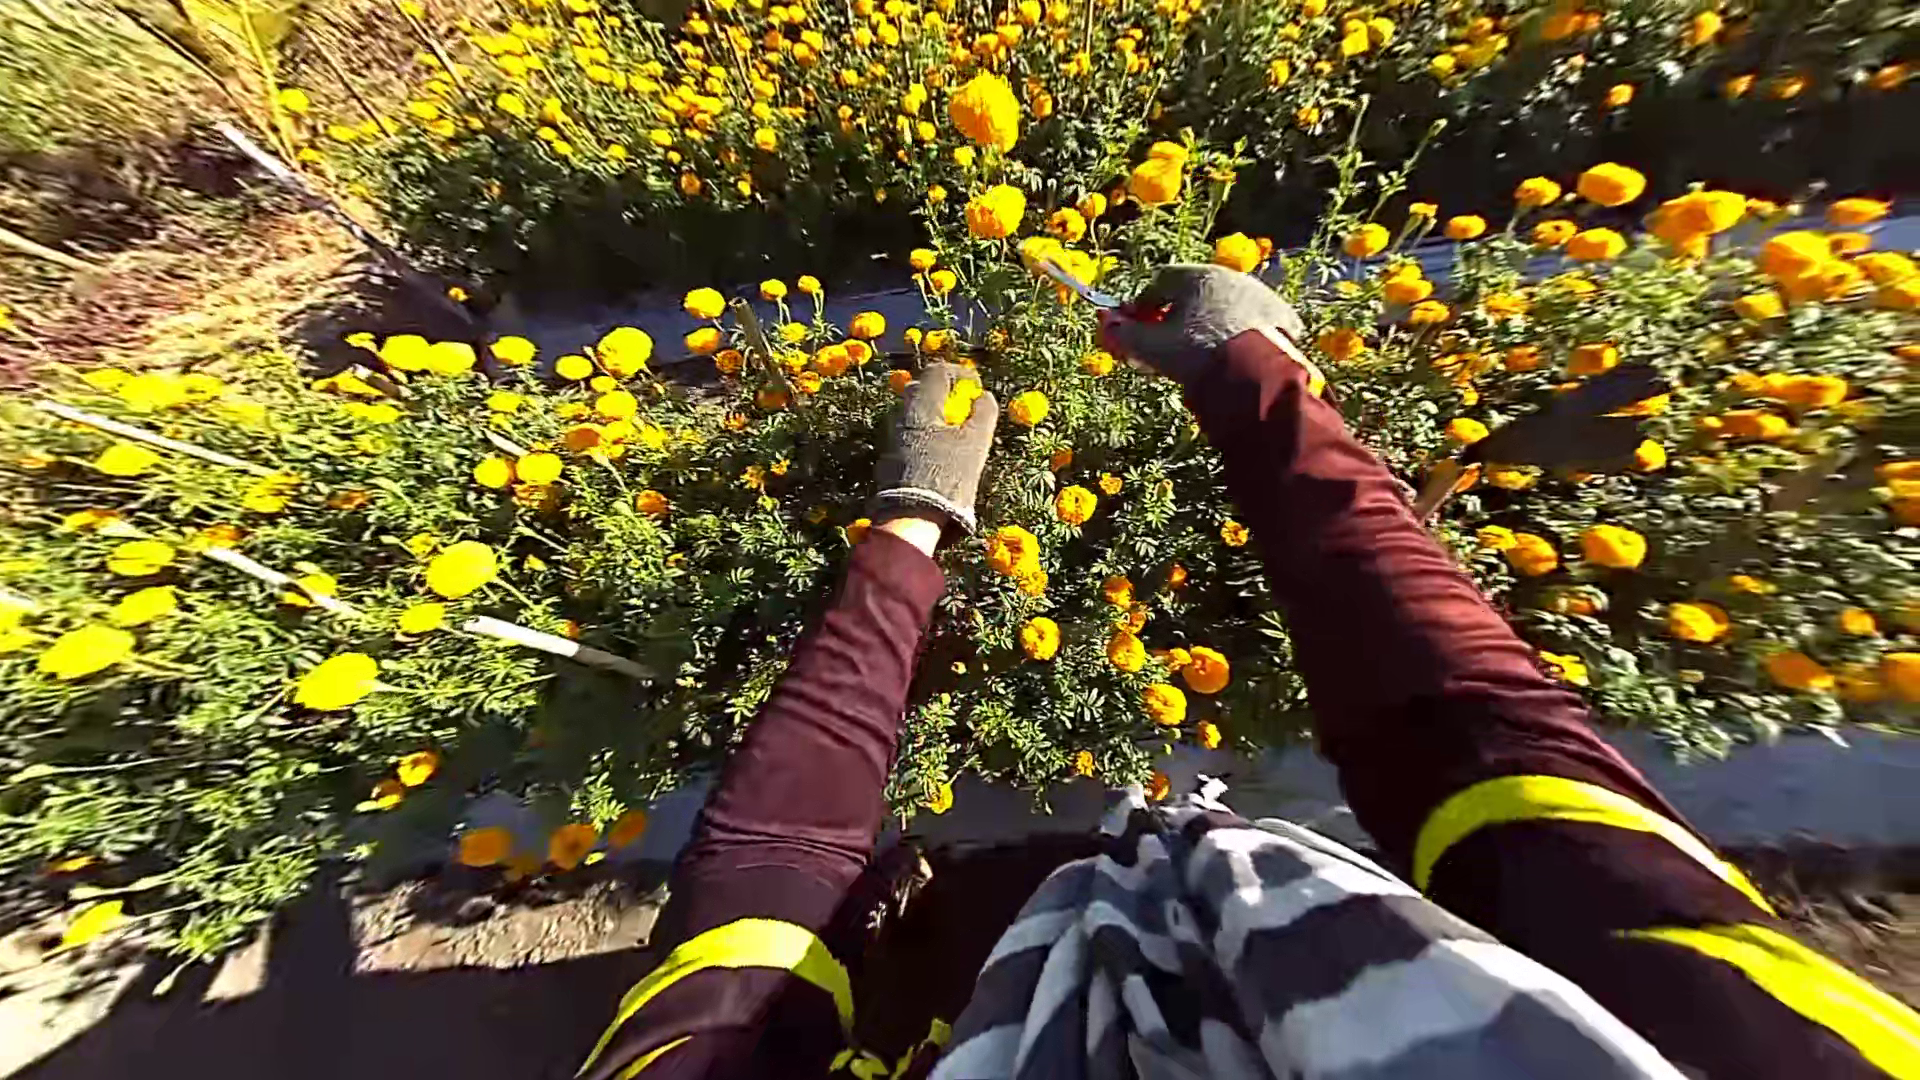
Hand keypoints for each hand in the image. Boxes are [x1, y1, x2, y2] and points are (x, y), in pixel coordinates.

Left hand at [872, 363, 996, 536]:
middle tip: (961, 407)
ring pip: (912, 414)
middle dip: (942, 393)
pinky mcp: (888, 457)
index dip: (960, 374)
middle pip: (920, 389)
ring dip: (932, 416)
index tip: (975, 387)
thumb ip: (983, 413)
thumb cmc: (949, 473)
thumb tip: (984, 397)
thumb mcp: (975, 442)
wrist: (914, 513)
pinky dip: (923, 435)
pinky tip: (935, 453)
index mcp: (922, 404)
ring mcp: (892, 436)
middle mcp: (902, 414)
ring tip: (950, 433)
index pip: (938, 371)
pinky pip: (907, 435)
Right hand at [1099, 264, 1310, 385]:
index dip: (1141, 305)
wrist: (1252, 378)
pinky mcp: (1280, 317)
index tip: (1134, 327)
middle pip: (1192, 292)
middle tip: (1163, 345)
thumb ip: (1124, 334)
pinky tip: (1228, 355)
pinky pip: (1250, 321)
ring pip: (1221, 306)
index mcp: (1196, 277)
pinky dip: (1235, 333)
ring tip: (1196, 354)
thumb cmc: (1195, 356)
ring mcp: (1259, 295)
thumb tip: (1105, 322)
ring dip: (1204, 324)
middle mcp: (1230, 277)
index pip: (1159, 281)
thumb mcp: (1152, 347)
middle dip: (1173, 316)